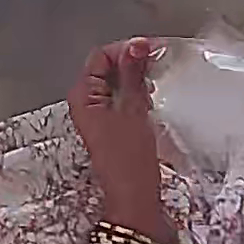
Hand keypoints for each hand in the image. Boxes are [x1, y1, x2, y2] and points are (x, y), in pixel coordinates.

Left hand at [68, 38, 170, 242]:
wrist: (135, 198)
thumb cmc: (130, 157)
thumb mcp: (132, 110)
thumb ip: (133, 74)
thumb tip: (137, 44)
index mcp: (83, 95)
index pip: (101, 56)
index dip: (126, 49)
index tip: (154, 49)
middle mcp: (86, 102)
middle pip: (108, 68)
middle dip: (133, 62)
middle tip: (159, 62)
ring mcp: (99, 114)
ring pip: (117, 83)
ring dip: (137, 78)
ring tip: (157, 81)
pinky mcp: (112, 124)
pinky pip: (123, 98)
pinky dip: (137, 93)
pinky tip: (152, 97)